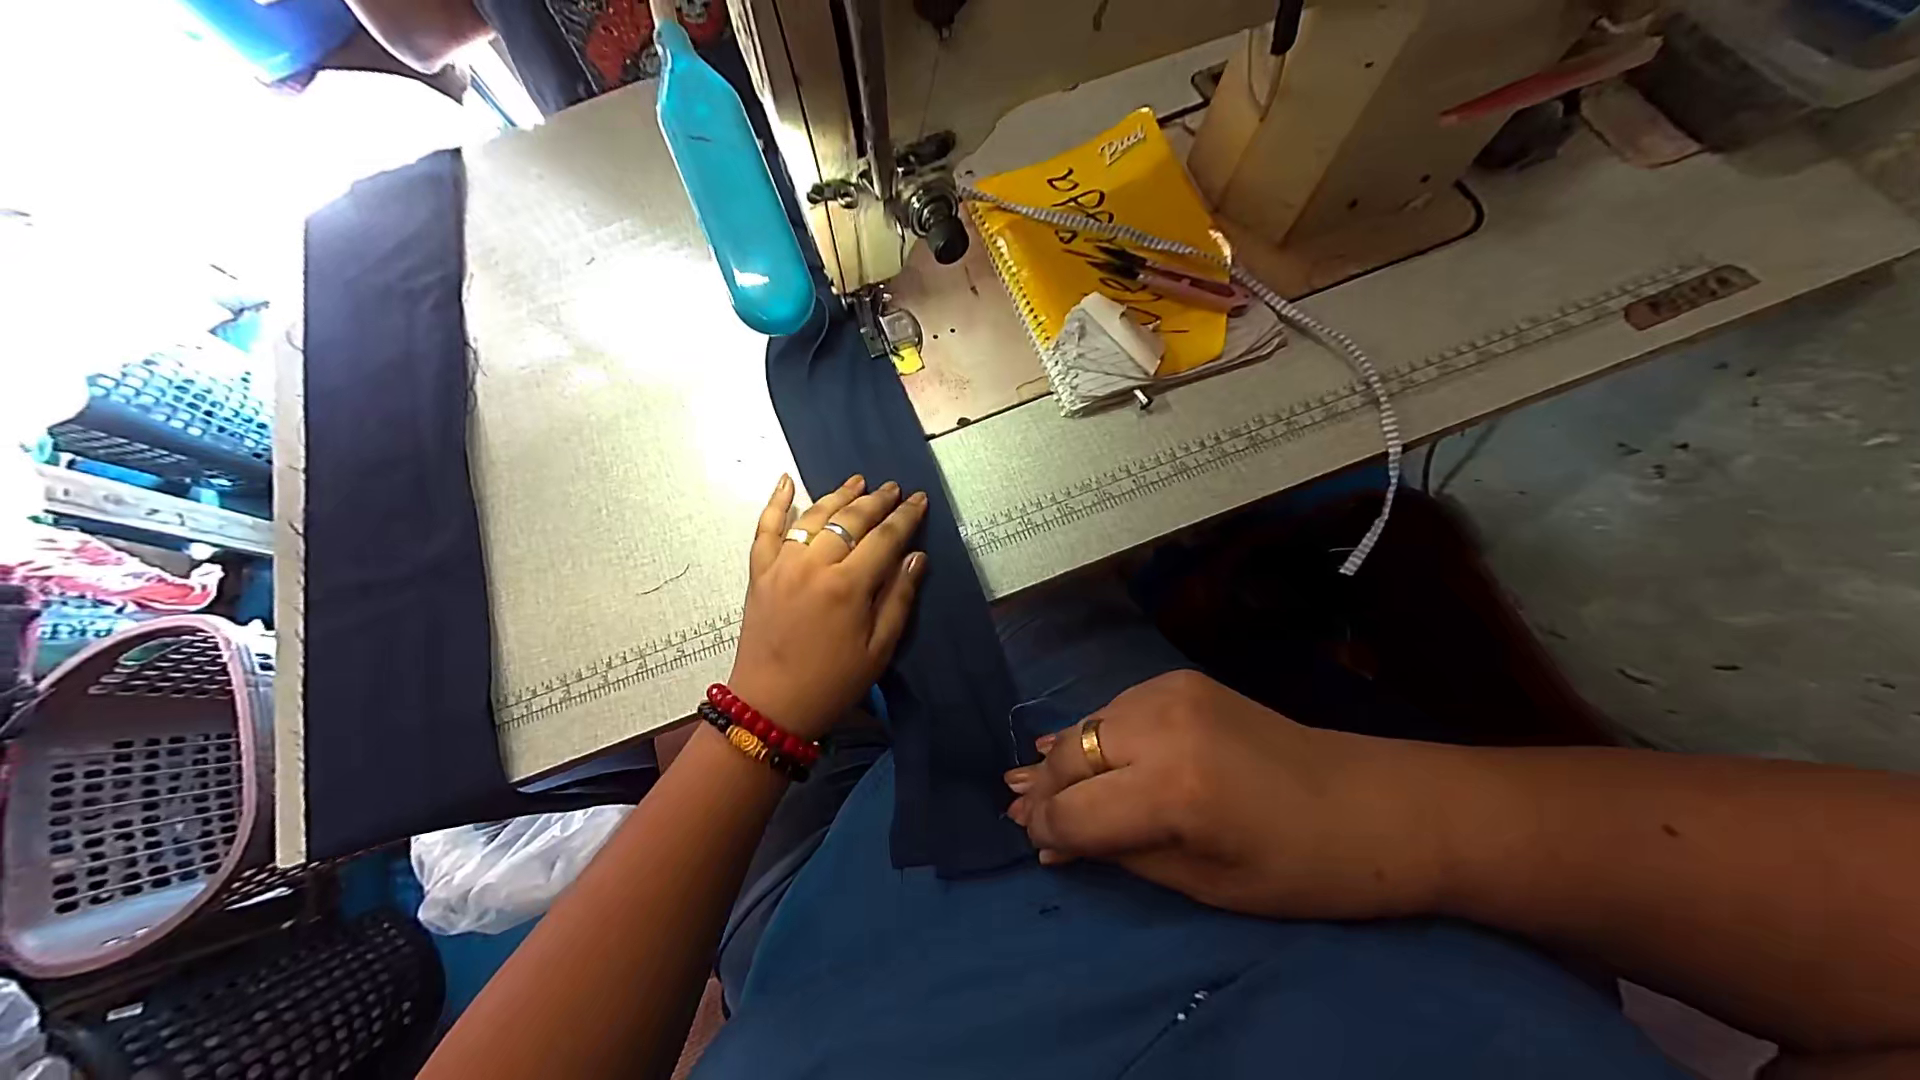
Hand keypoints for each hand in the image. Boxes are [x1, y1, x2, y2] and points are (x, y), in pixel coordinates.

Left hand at [727, 473, 927, 739]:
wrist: (770, 706)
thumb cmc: (833, 683)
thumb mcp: (879, 649)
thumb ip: (899, 598)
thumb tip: (917, 556)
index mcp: (848, 586)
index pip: (885, 538)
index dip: (906, 516)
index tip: (919, 499)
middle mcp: (814, 565)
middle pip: (849, 519)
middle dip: (876, 500)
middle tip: (893, 488)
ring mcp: (782, 565)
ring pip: (813, 516)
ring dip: (837, 495)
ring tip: (857, 481)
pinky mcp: (759, 572)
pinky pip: (765, 528)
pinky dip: (775, 502)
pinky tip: (786, 481)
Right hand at [1005, 670, 1451, 920]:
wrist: (1370, 803)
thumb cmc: (1294, 868)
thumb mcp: (1198, 881)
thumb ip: (1114, 852)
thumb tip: (1050, 839)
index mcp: (1173, 789)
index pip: (1074, 811)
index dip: (1046, 829)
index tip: (1031, 841)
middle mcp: (1161, 725)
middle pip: (1069, 759)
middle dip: (1043, 790)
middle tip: (1018, 810)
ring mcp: (1169, 692)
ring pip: (1086, 727)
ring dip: (1063, 760)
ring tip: (1034, 782)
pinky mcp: (1178, 680)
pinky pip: (1114, 710)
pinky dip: (1093, 735)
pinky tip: (1074, 749)